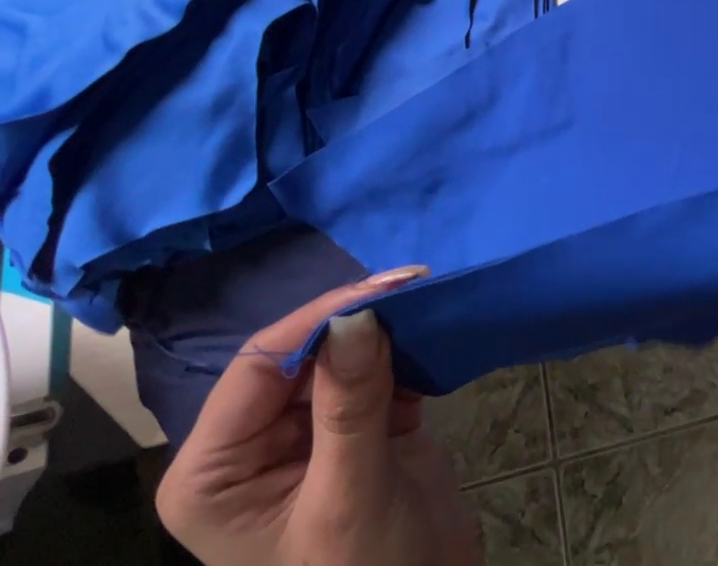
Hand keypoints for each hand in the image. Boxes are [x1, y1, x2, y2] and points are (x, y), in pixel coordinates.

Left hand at [157, 269, 481, 565]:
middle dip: (356, 321)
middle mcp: (256, 446)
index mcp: (216, 472)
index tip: (387, 289)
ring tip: (433, 298)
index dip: (315, 322)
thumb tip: (359, 315)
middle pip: (301, 358)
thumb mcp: (351, 495)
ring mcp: (316, 437)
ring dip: (389, 331)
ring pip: (346, 360)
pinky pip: (384, 375)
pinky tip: (438, 331)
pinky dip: (412, 352)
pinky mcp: (370, 431)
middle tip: (420, 284)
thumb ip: (351, 405)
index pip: (255, 370)